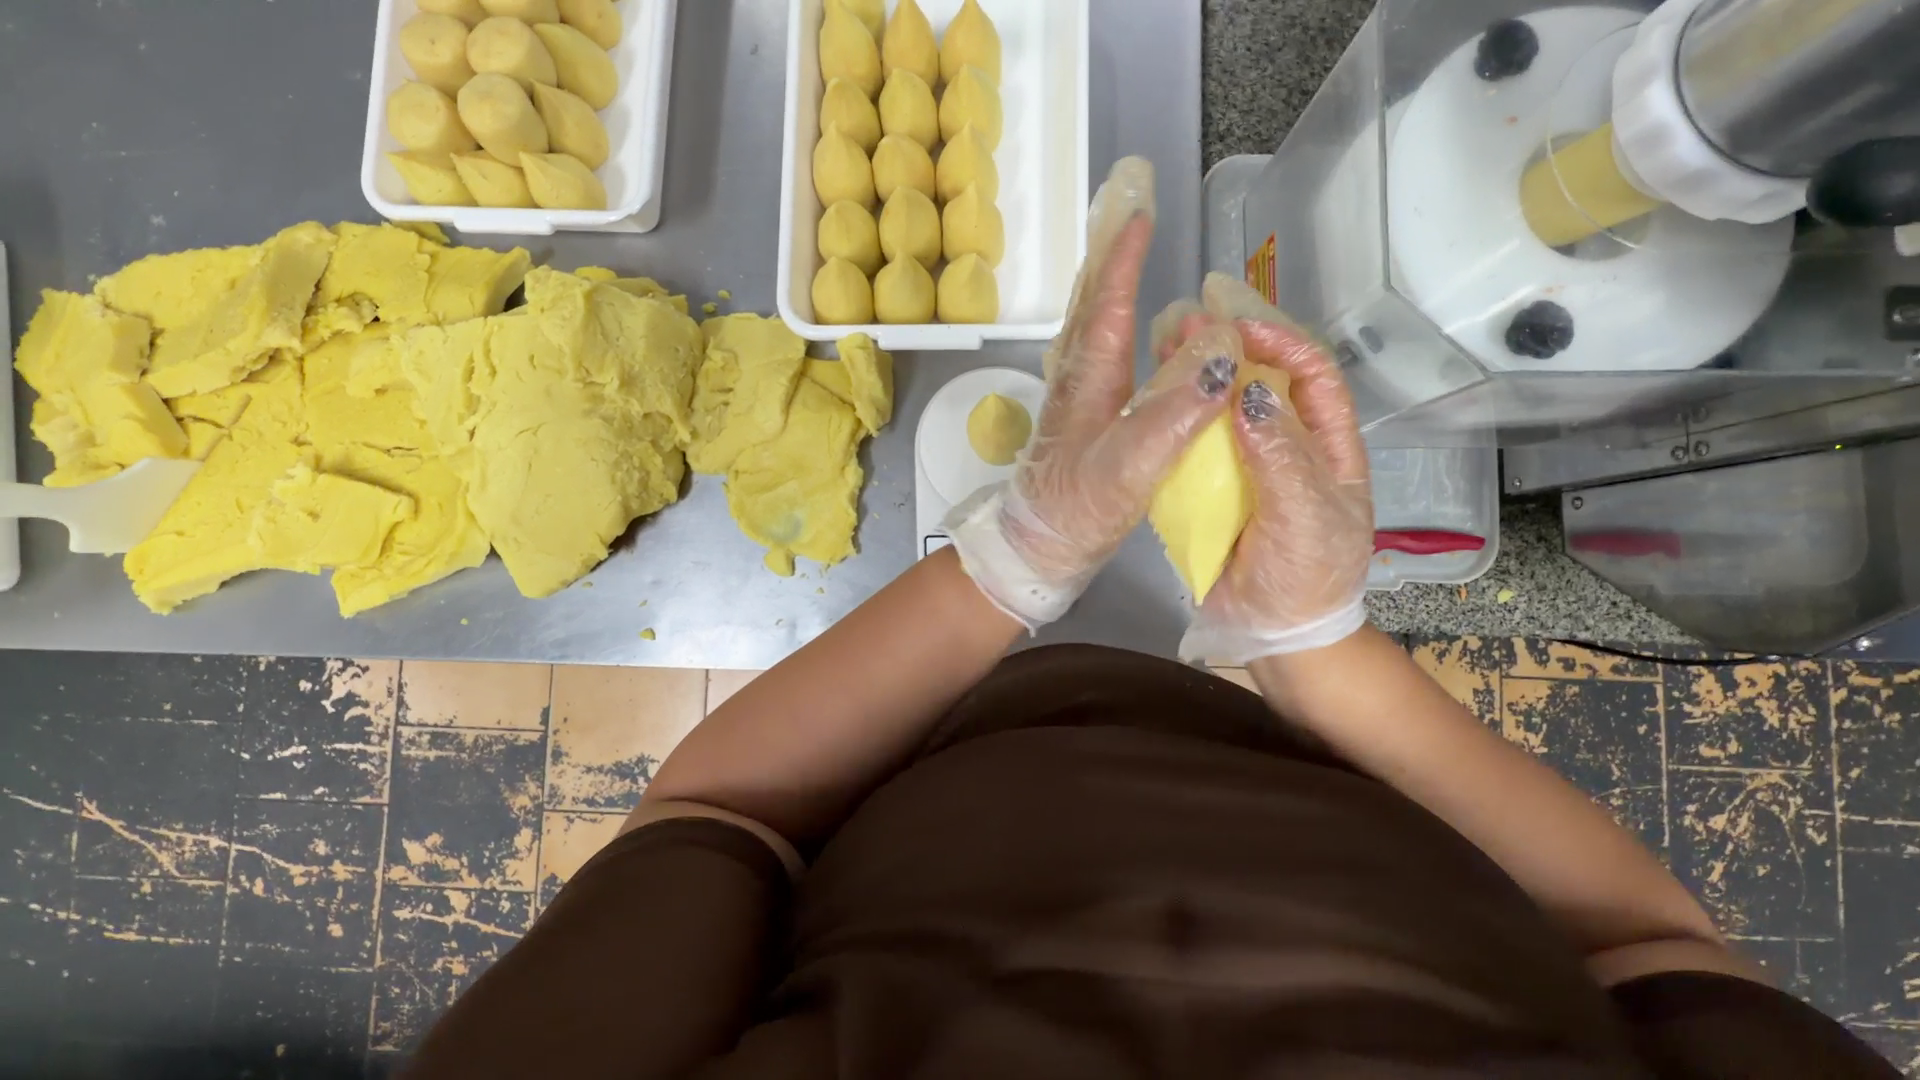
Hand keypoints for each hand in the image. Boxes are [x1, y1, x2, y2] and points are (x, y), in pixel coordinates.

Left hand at [945, 158, 1239, 629]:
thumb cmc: (1077, 512)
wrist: (1034, 554)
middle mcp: (1076, 381)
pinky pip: (1096, 355)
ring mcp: (1074, 402)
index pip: (1107, 304)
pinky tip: (1122, 333)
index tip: (1142, 210)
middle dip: (1109, 255)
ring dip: (1106, 285)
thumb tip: (1220, 350)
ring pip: (1089, 328)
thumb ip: (1173, 412)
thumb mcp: (1128, 466)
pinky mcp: (1078, 423)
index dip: (1125, 257)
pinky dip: (1109, 325)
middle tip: (1126, 208)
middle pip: (1090, 305)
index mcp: (1087, 381)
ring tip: (1124, 252)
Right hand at [1177, 274, 1374, 662]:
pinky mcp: (1212, 488)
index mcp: (1327, 443)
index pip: (1310, 374)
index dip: (1277, 341)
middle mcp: (1287, 444)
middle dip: (1229, 347)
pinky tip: (1149, 402)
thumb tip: (1248, 393)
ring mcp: (1247, 465)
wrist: (1274, 632)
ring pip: (1223, 409)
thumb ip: (1281, 456)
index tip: (1235, 323)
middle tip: (1185, 321)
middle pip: (1261, 380)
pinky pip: (1194, 445)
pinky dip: (1175, 420)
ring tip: (1160, 345)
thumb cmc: (1306, 574)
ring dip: (1197, 377)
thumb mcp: (1306, 515)